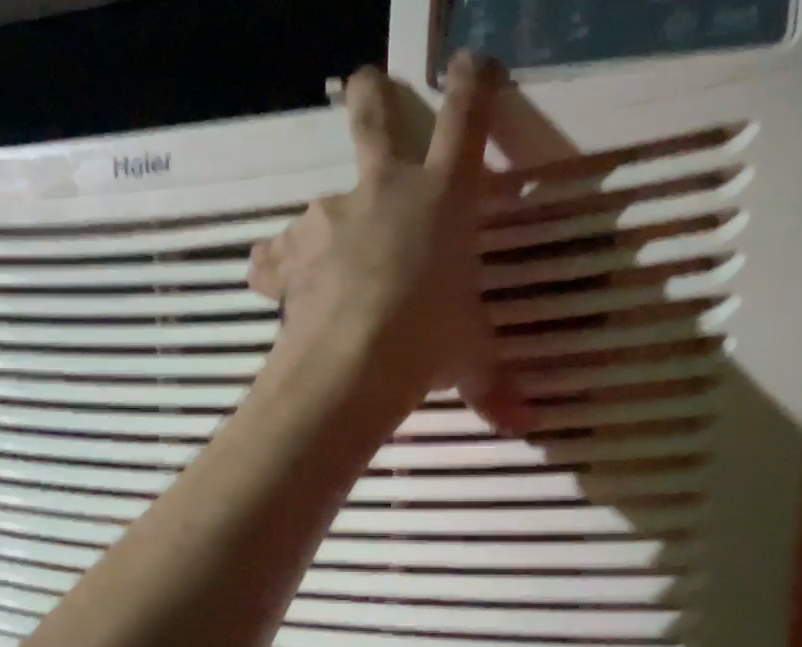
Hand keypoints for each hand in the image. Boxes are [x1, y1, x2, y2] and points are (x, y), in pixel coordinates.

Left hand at [246, 52, 530, 434]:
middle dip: (369, 95)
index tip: (473, 64)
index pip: (468, 119)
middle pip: (372, 114)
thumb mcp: (471, 360)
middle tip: (365, 84)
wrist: (356, 360)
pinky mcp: (288, 253)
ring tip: (328, 267)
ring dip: (325, 230)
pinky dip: (278, 270)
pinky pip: (275, 257)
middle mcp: (383, 191)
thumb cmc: (431, 343)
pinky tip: (281, 289)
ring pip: (320, 204)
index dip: (474, 85)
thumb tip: (526, 428)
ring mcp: (330, 217)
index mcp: (443, 197)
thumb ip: (493, 386)